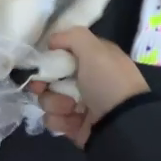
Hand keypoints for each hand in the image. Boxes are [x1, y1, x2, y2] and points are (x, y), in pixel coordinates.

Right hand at [30, 26, 149, 145]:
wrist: (120, 123)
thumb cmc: (108, 82)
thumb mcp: (95, 50)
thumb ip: (73, 37)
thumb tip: (51, 40)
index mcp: (93, 59)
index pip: (63, 53)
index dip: (49, 57)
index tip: (41, 62)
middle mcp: (85, 80)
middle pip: (50, 78)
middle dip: (43, 83)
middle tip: (40, 87)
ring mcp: (78, 103)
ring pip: (48, 99)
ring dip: (54, 103)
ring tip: (71, 108)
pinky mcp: (72, 124)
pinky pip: (53, 119)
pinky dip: (60, 120)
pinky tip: (72, 120)